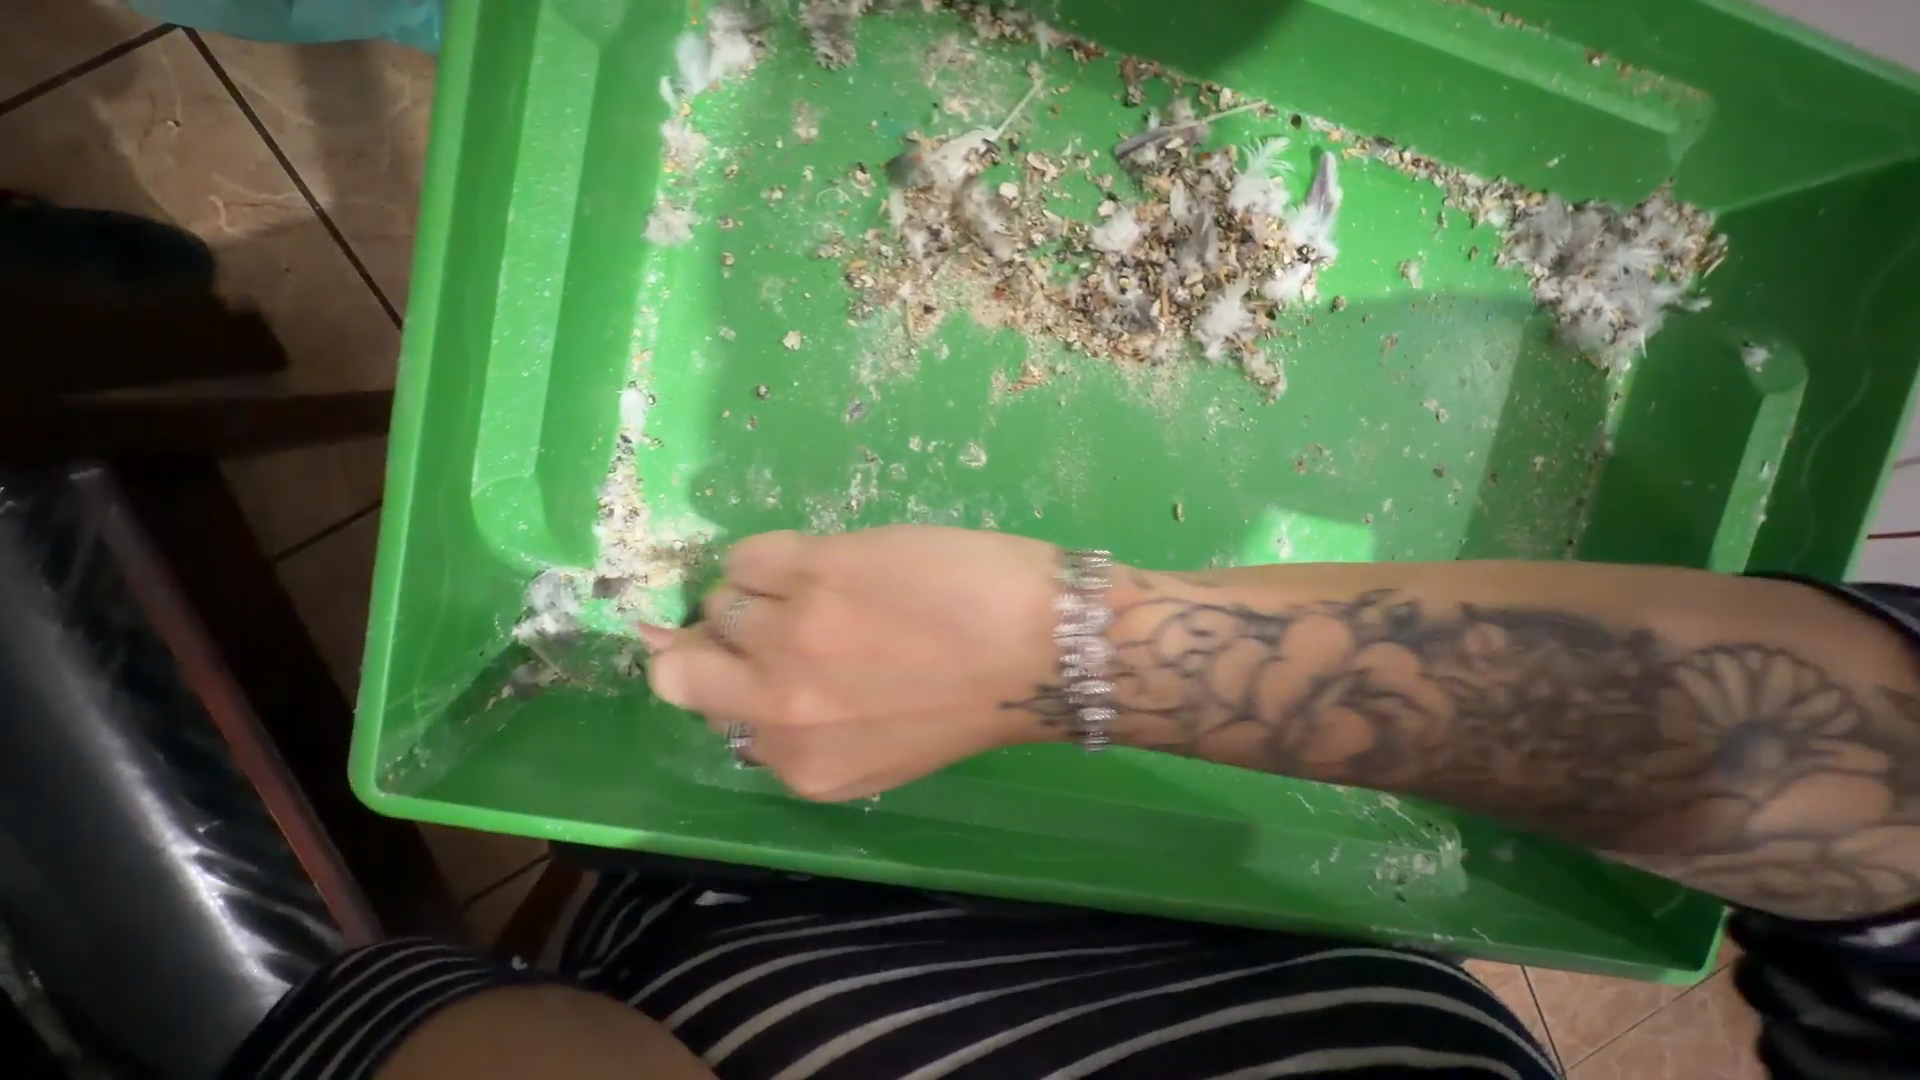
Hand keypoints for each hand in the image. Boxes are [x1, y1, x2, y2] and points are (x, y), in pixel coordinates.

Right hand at [638, 526, 1065, 800]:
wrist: (1047, 646)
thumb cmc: (974, 696)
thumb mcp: (882, 747)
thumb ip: (809, 729)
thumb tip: (744, 675)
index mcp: (802, 766)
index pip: (714, 718)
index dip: (738, 680)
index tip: (765, 660)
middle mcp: (780, 711)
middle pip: (678, 668)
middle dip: (712, 643)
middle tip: (767, 622)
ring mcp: (790, 635)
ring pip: (719, 602)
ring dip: (760, 594)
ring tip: (823, 590)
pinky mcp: (812, 570)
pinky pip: (745, 555)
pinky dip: (775, 557)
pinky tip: (827, 562)